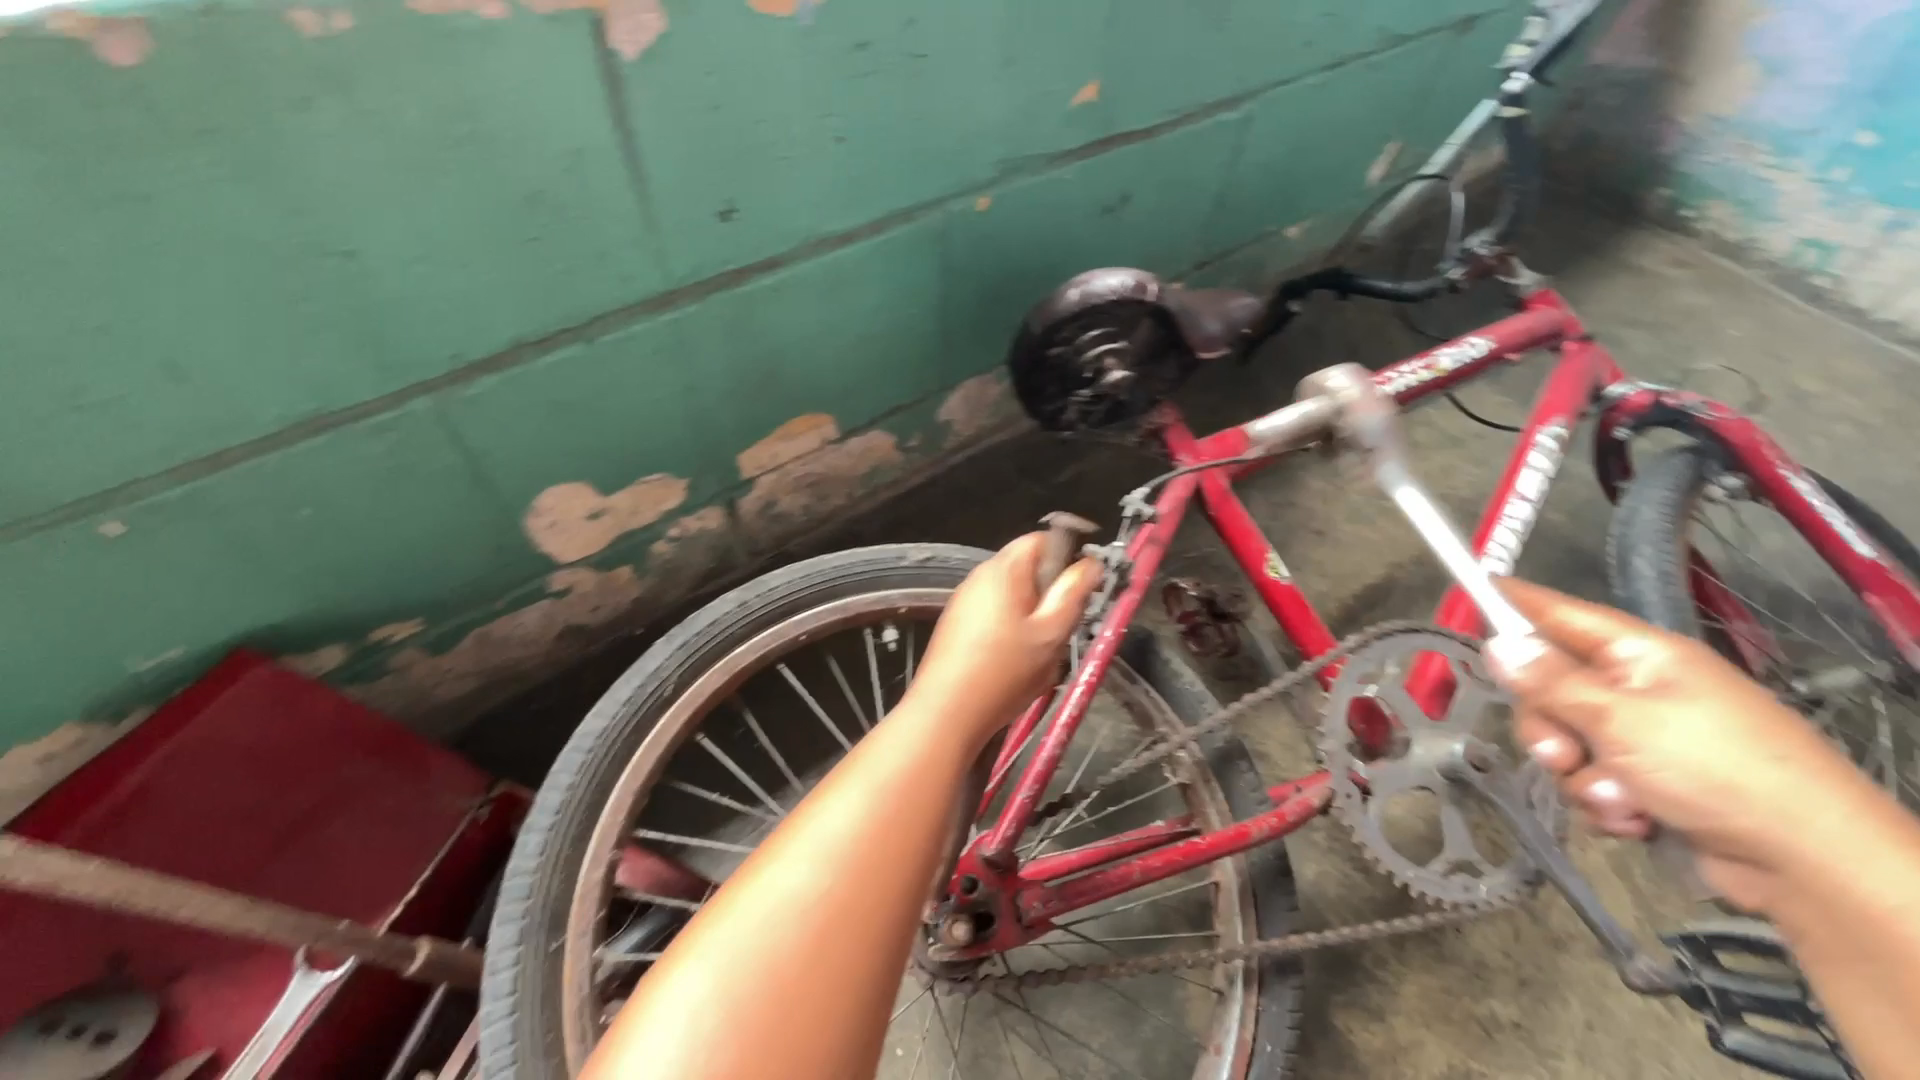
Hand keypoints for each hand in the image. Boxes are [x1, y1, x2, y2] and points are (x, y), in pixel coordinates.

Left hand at [904, 534, 1100, 746]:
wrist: (945, 714)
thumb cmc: (1003, 671)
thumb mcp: (1050, 633)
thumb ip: (1074, 593)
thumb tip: (1090, 563)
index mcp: (1002, 569)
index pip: (1042, 539)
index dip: (1069, 555)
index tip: (1085, 588)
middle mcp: (980, 578)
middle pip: (1028, 571)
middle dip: (1052, 597)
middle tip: (1064, 630)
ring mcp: (965, 603)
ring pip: (1015, 600)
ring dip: (1036, 622)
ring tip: (1042, 655)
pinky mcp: (958, 628)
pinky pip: (998, 620)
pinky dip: (1014, 637)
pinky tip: (1017, 668)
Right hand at [1485, 579, 1879, 911]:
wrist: (1804, 860)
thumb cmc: (1715, 769)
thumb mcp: (1620, 720)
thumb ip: (1551, 683)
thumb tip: (1498, 643)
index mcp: (1642, 656)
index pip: (1562, 615)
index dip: (1517, 603)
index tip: (1472, 586)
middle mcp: (1640, 690)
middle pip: (1550, 689)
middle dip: (1548, 728)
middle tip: (1561, 754)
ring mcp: (1647, 738)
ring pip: (1567, 743)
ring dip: (1580, 776)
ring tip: (1618, 800)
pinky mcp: (1651, 783)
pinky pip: (1593, 782)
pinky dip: (1604, 803)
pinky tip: (1635, 820)